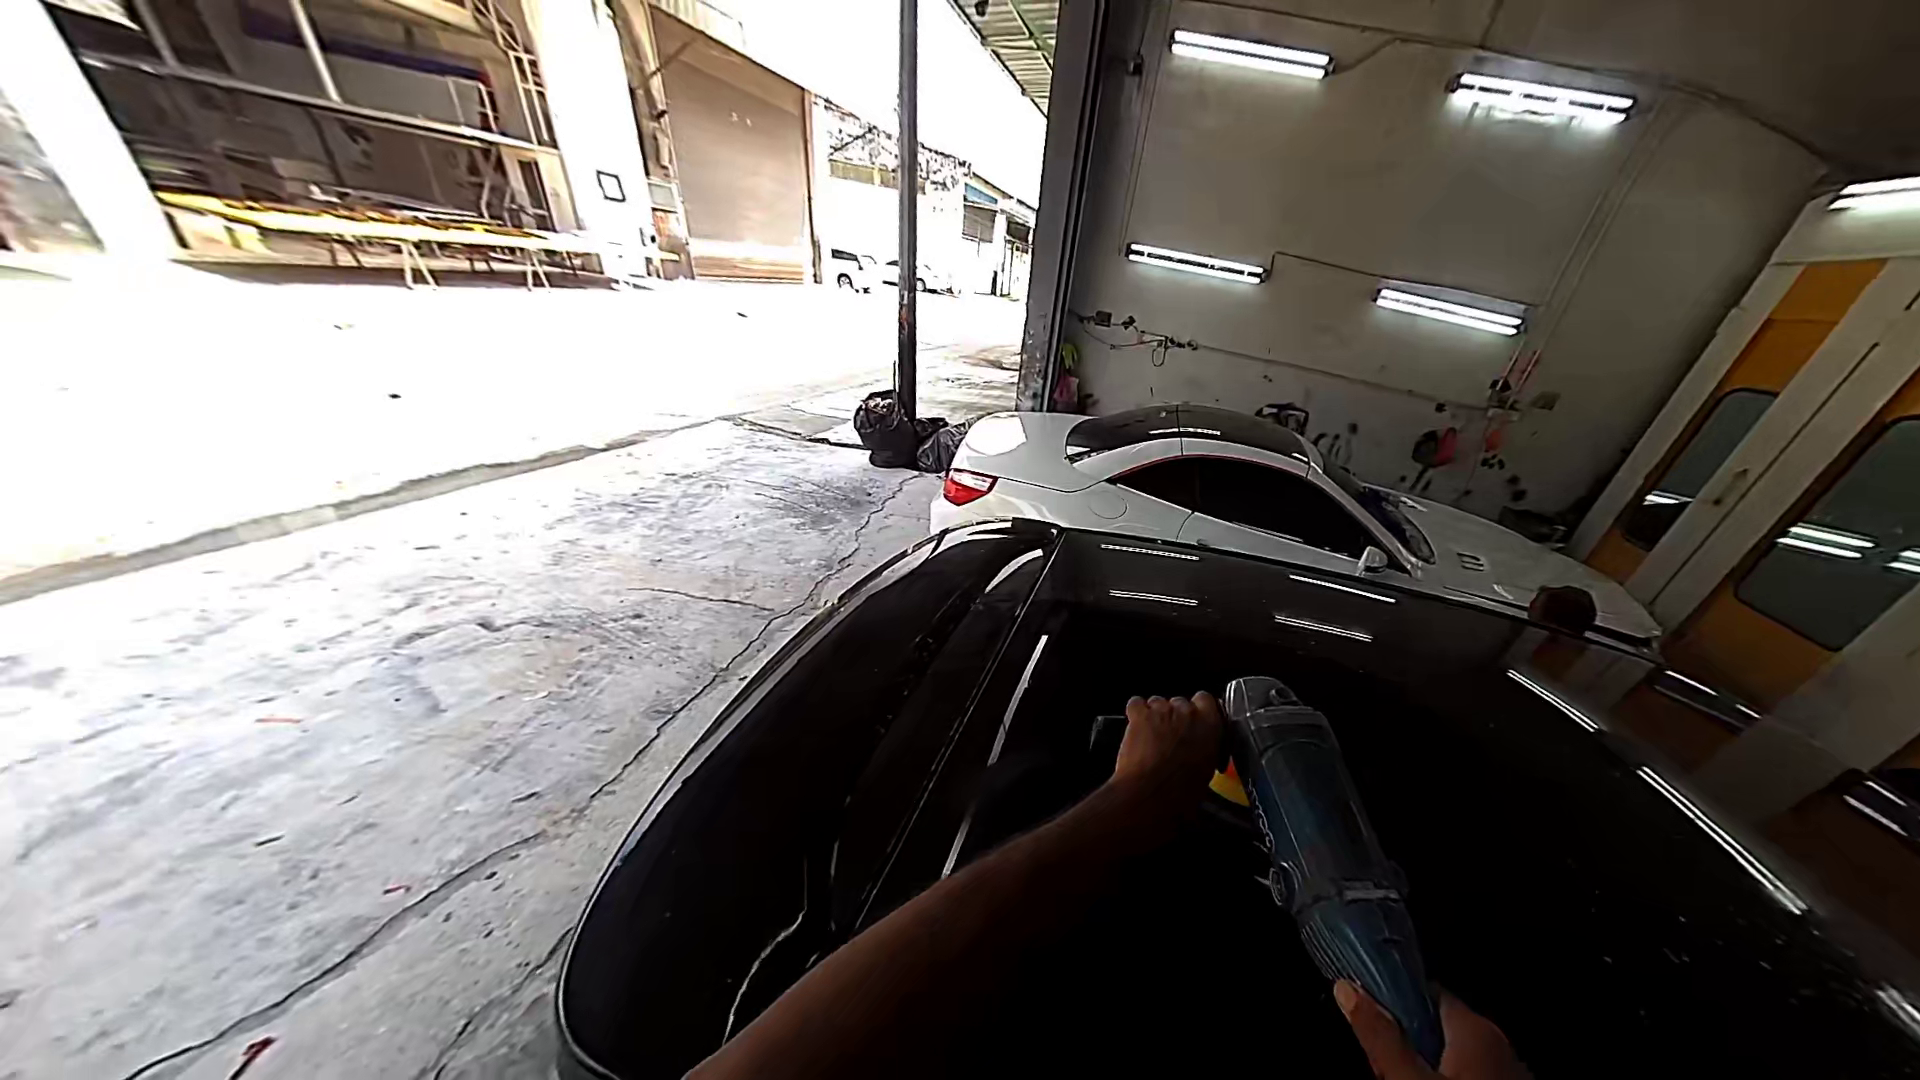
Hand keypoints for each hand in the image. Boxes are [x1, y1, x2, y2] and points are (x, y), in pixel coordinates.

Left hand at [1110, 693, 1222, 815]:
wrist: (1153, 793)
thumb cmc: (1183, 791)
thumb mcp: (1206, 769)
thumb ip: (1204, 747)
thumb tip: (1198, 748)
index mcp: (1210, 725)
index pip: (1206, 700)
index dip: (1198, 709)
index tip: (1193, 720)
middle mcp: (1187, 712)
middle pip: (1180, 702)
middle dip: (1175, 715)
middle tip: (1170, 735)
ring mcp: (1162, 711)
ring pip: (1158, 702)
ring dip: (1155, 714)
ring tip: (1151, 734)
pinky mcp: (1140, 714)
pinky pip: (1136, 703)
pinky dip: (1135, 712)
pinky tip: (1135, 725)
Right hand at [1335, 981, 1529, 1079]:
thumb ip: (1377, 1033)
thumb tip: (1347, 989)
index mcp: (1478, 1030)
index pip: (1424, 991)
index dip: (1392, 1000)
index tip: (1370, 1020)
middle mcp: (1503, 1050)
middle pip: (1439, 1029)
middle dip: (1407, 1044)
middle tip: (1385, 1068)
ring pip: (1456, 1063)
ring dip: (1426, 1071)